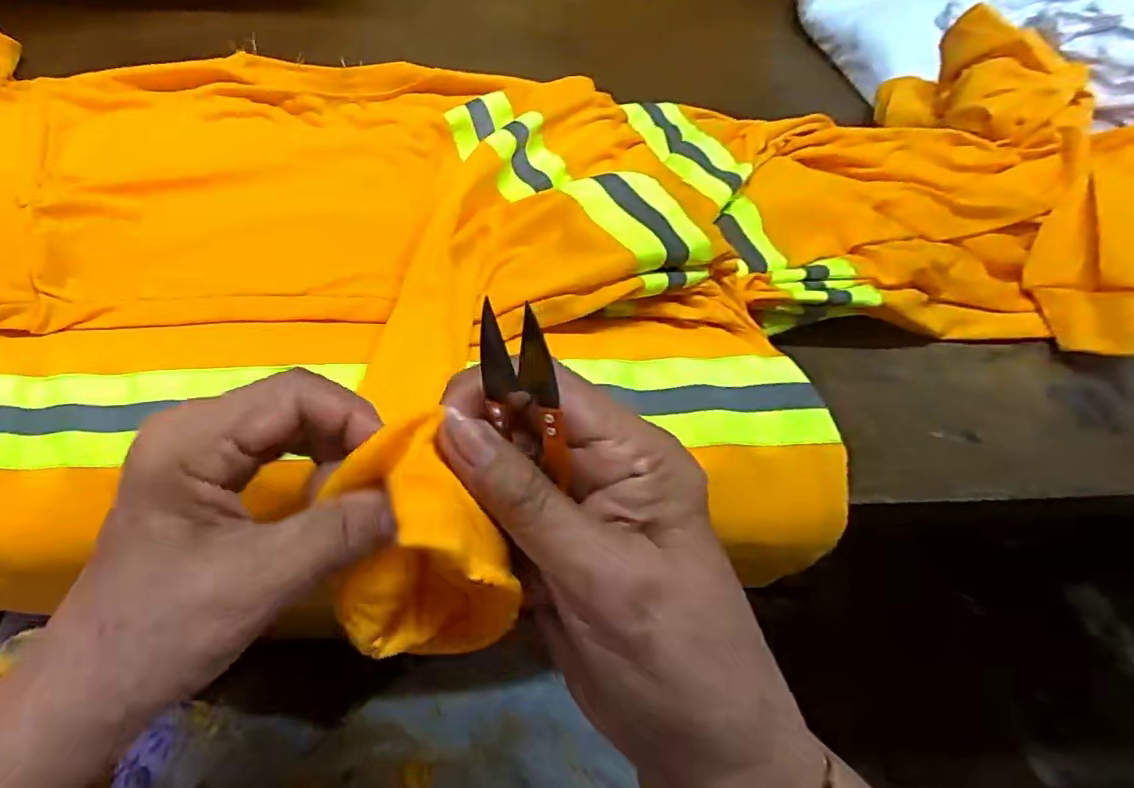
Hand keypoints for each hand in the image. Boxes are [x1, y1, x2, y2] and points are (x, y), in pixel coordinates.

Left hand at [0, 370, 395, 787]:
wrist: (93, 685)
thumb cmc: (165, 630)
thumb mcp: (259, 581)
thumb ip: (336, 533)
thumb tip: (402, 501)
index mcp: (191, 436)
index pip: (292, 393)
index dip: (350, 417)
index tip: (388, 464)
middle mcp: (191, 424)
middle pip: (289, 401)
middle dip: (343, 434)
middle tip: (380, 478)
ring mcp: (192, 444)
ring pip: (283, 421)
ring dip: (329, 448)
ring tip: (357, 489)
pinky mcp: (200, 468)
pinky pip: (269, 446)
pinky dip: (307, 462)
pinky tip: (325, 492)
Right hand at [438, 367, 846, 787]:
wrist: (705, 749)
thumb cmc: (669, 656)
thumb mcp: (595, 574)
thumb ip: (521, 497)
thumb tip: (451, 423)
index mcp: (631, 451)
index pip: (551, 384)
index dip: (492, 387)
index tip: (441, 426)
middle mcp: (601, 460)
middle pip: (520, 414)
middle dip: (471, 433)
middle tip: (428, 472)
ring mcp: (575, 499)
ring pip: (503, 457)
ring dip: (465, 476)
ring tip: (435, 505)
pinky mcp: (552, 534)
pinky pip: (500, 502)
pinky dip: (472, 513)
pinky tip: (455, 534)